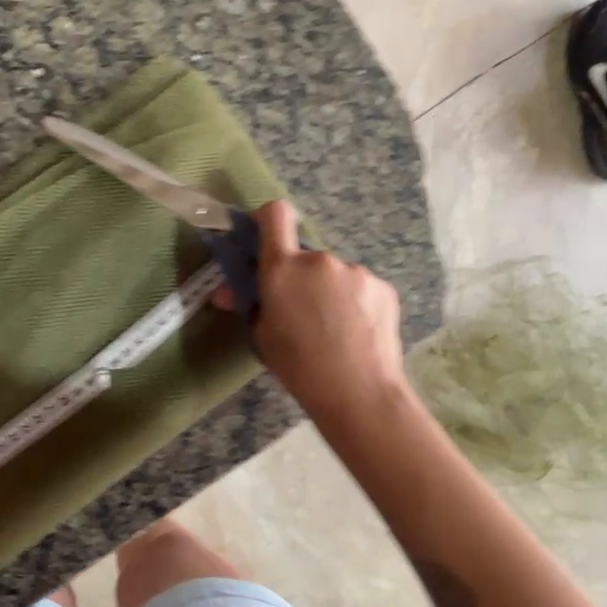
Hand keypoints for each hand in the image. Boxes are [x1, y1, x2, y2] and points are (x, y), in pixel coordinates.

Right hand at [215, 200, 407, 412]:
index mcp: (282, 268)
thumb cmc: (298, 366)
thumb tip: (224, 293)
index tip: (265, 236)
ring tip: (335, 330)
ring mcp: (355, 271)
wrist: (358, 391)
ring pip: (335, 275)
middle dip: (302, 277)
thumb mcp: (261, 336)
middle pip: (305, 256)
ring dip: (330, 292)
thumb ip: (248, 304)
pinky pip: (361, 288)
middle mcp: (319, 259)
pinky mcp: (382, 286)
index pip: (275, 214)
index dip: (268, 218)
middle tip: (303, 313)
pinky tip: (357, 333)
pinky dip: (356, 304)